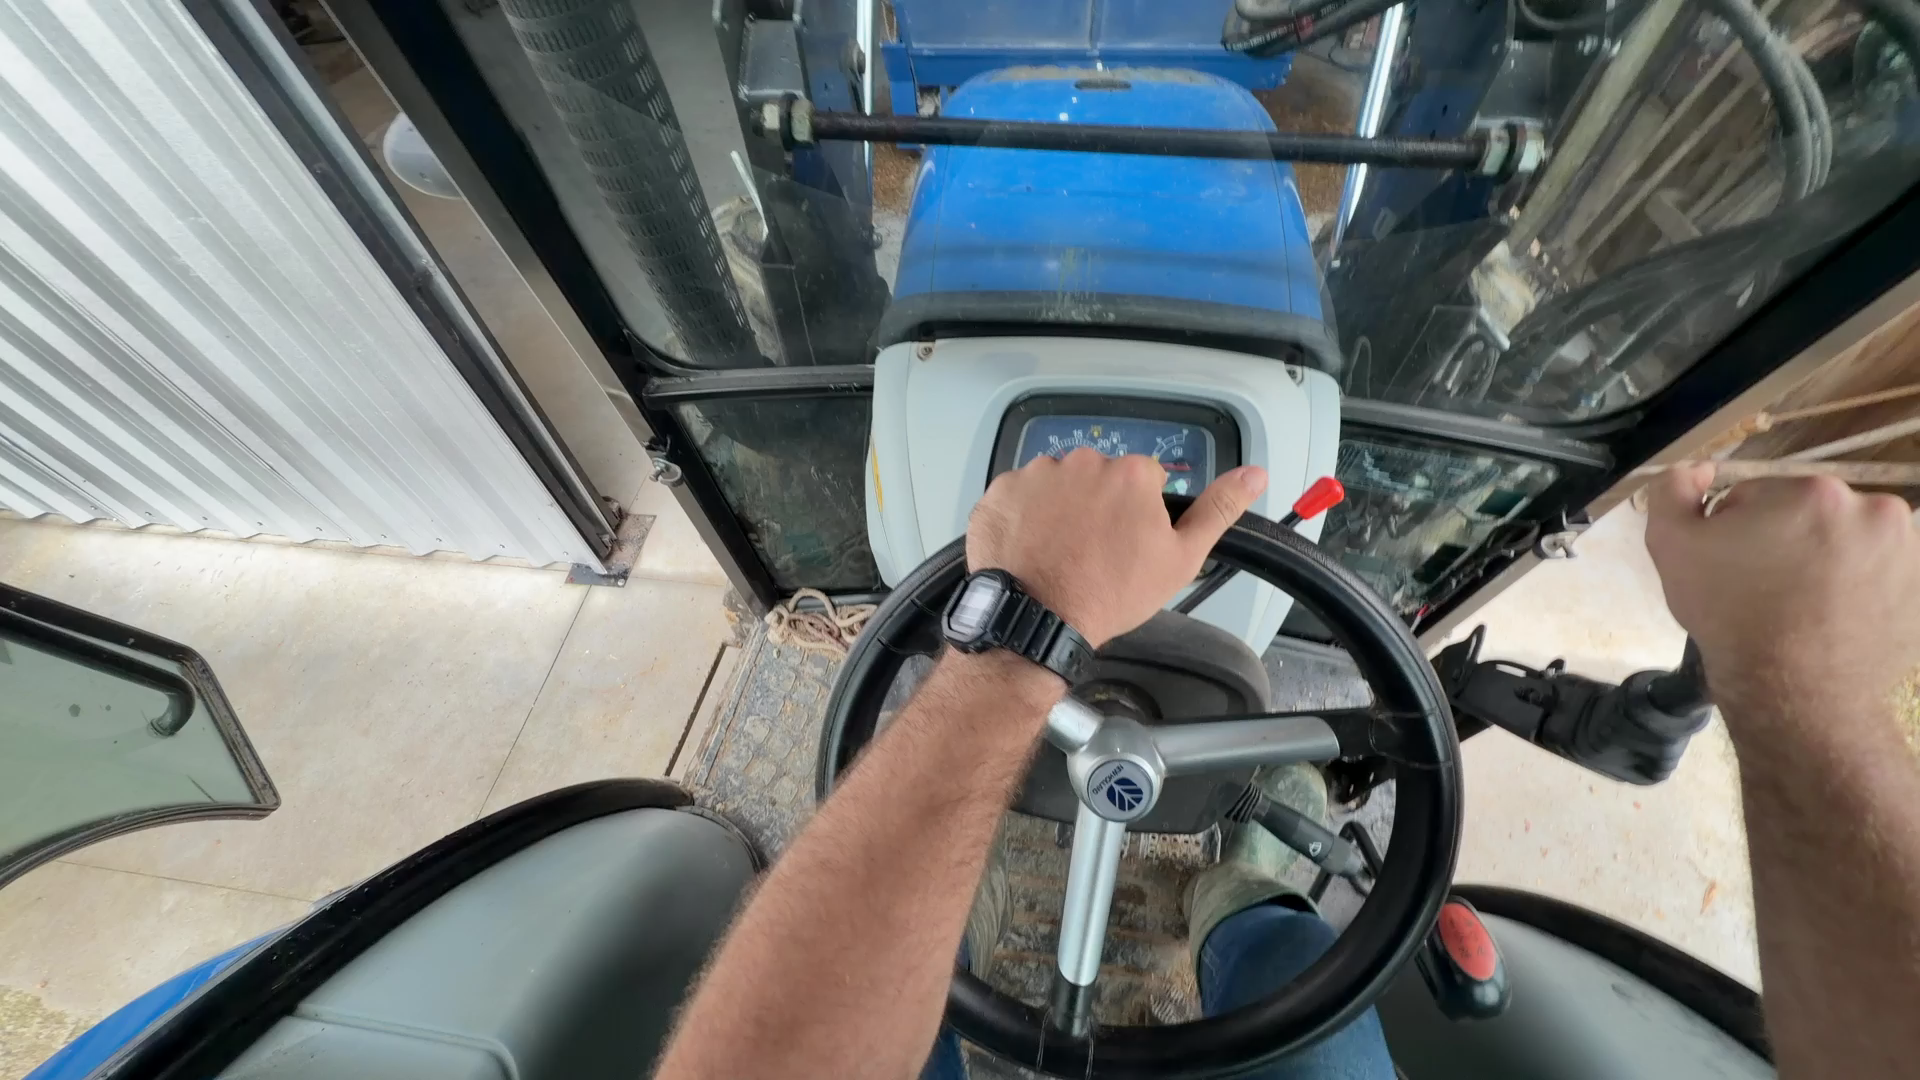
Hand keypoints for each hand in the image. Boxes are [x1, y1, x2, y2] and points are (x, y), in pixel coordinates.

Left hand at [966, 449, 1268, 647]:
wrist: (1039, 618)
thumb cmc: (1110, 593)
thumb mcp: (1180, 559)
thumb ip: (1218, 510)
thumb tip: (1255, 474)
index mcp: (1130, 474)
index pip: (1141, 480)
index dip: (1135, 513)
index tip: (1124, 543)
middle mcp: (1082, 462)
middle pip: (1097, 478)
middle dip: (1096, 505)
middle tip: (1090, 550)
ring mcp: (1035, 474)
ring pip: (1056, 484)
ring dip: (1058, 508)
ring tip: (1057, 551)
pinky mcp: (999, 491)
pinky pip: (1018, 495)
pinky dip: (1023, 516)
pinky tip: (1029, 547)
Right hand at [1644, 464, 1919, 715]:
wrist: (1792, 678)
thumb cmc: (1725, 606)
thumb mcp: (1668, 543)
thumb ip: (1672, 492)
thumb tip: (1694, 467)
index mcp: (1809, 491)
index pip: (1751, 495)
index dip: (1727, 527)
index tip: (1723, 561)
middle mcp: (1872, 507)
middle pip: (1800, 513)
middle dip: (1775, 538)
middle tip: (1752, 580)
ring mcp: (1908, 545)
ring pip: (1838, 538)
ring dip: (1813, 557)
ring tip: (1789, 598)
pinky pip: (1871, 567)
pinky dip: (1847, 580)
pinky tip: (1822, 609)